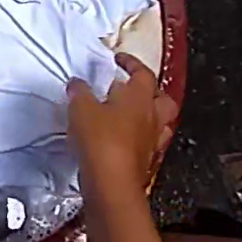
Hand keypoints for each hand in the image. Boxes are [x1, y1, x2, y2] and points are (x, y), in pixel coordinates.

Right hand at [68, 53, 179, 193]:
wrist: (111, 182)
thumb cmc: (99, 136)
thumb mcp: (80, 106)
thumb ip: (80, 91)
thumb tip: (78, 84)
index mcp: (139, 98)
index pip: (144, 74)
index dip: (132, 63)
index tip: (118, 59)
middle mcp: (152, 118)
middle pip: (163, 99)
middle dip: (150, 90)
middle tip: (130, 87)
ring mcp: (152, 142)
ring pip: (160, 122)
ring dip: (147, 114)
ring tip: (127, 112)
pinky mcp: (146, 162)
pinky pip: (148, 141)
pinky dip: (139, 135)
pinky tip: (121, 135)